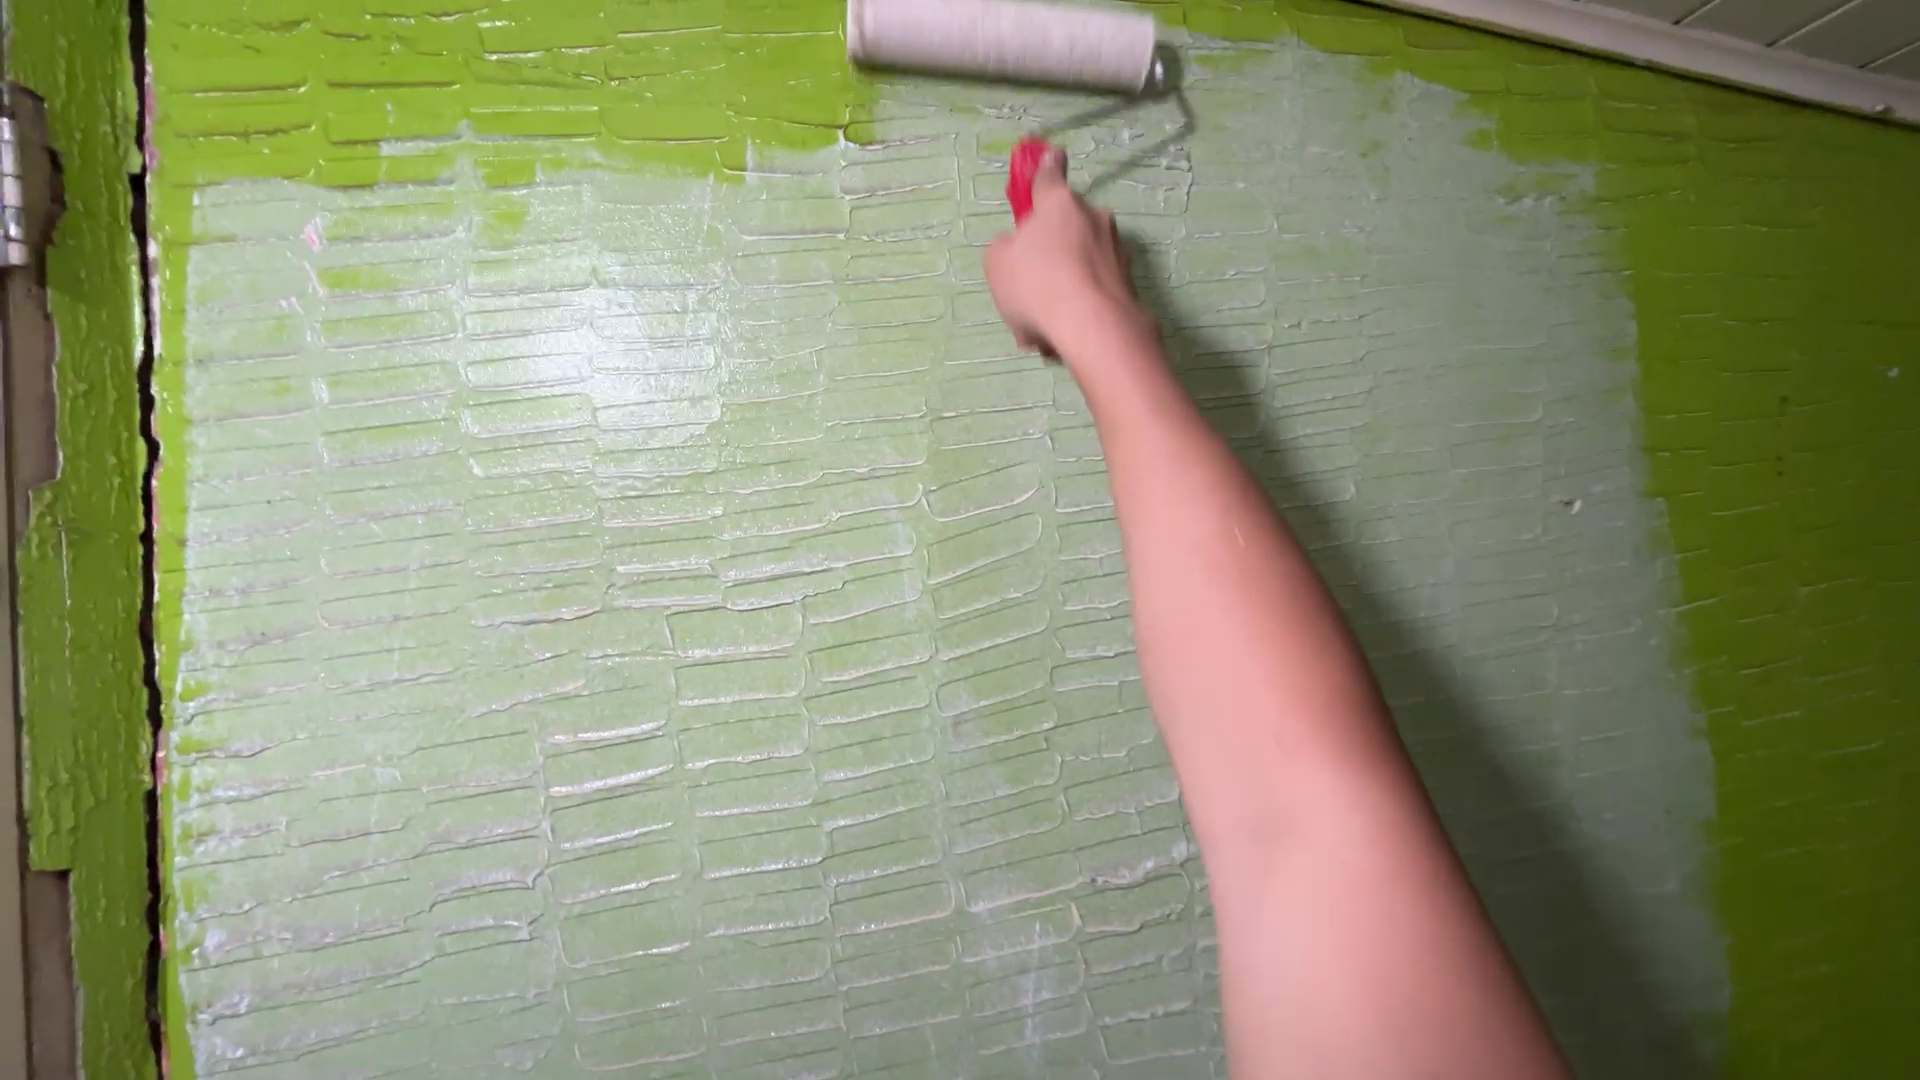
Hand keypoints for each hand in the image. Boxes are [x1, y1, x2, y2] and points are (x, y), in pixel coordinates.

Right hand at [985, 146, 1152, 361]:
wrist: (1093, 327)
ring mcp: (1116, 249)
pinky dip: (1082, 304)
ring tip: (1046, 320)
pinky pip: (1095, 288)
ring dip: (1065, 283)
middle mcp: (1093, 218)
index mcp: (1059, 204)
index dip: (1047, 166)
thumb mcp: (998, 266)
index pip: (1050, 176)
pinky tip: (1065, 332)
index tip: (1053, 155)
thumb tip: (1015, 247)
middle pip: (1068, 226)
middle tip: (1032, 282)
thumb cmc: (1037, 286)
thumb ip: (1003, 248)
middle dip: (1052, 249)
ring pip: (1082, 261)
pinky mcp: (1129, 281)